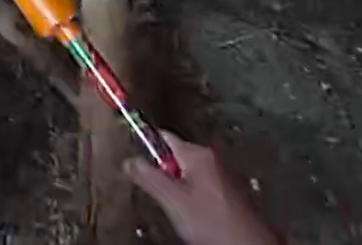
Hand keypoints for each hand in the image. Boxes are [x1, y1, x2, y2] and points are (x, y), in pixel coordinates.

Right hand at [126, 131, 279, 244]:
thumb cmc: (216, 226)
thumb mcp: (172, 201)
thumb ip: (146, 176)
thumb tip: (128, 160)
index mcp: (198, 154)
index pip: (161, 136)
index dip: (146, 147)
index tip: (138, 162)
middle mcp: (213, 160)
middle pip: (175, 157)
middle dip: (166, 174)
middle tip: (165, 196)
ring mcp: (225, 178)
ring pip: (189, 176)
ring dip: (181, 190)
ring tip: (184, 212)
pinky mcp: (233, 197)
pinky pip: (204, 189)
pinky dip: (197, 200)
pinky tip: (200, 220)